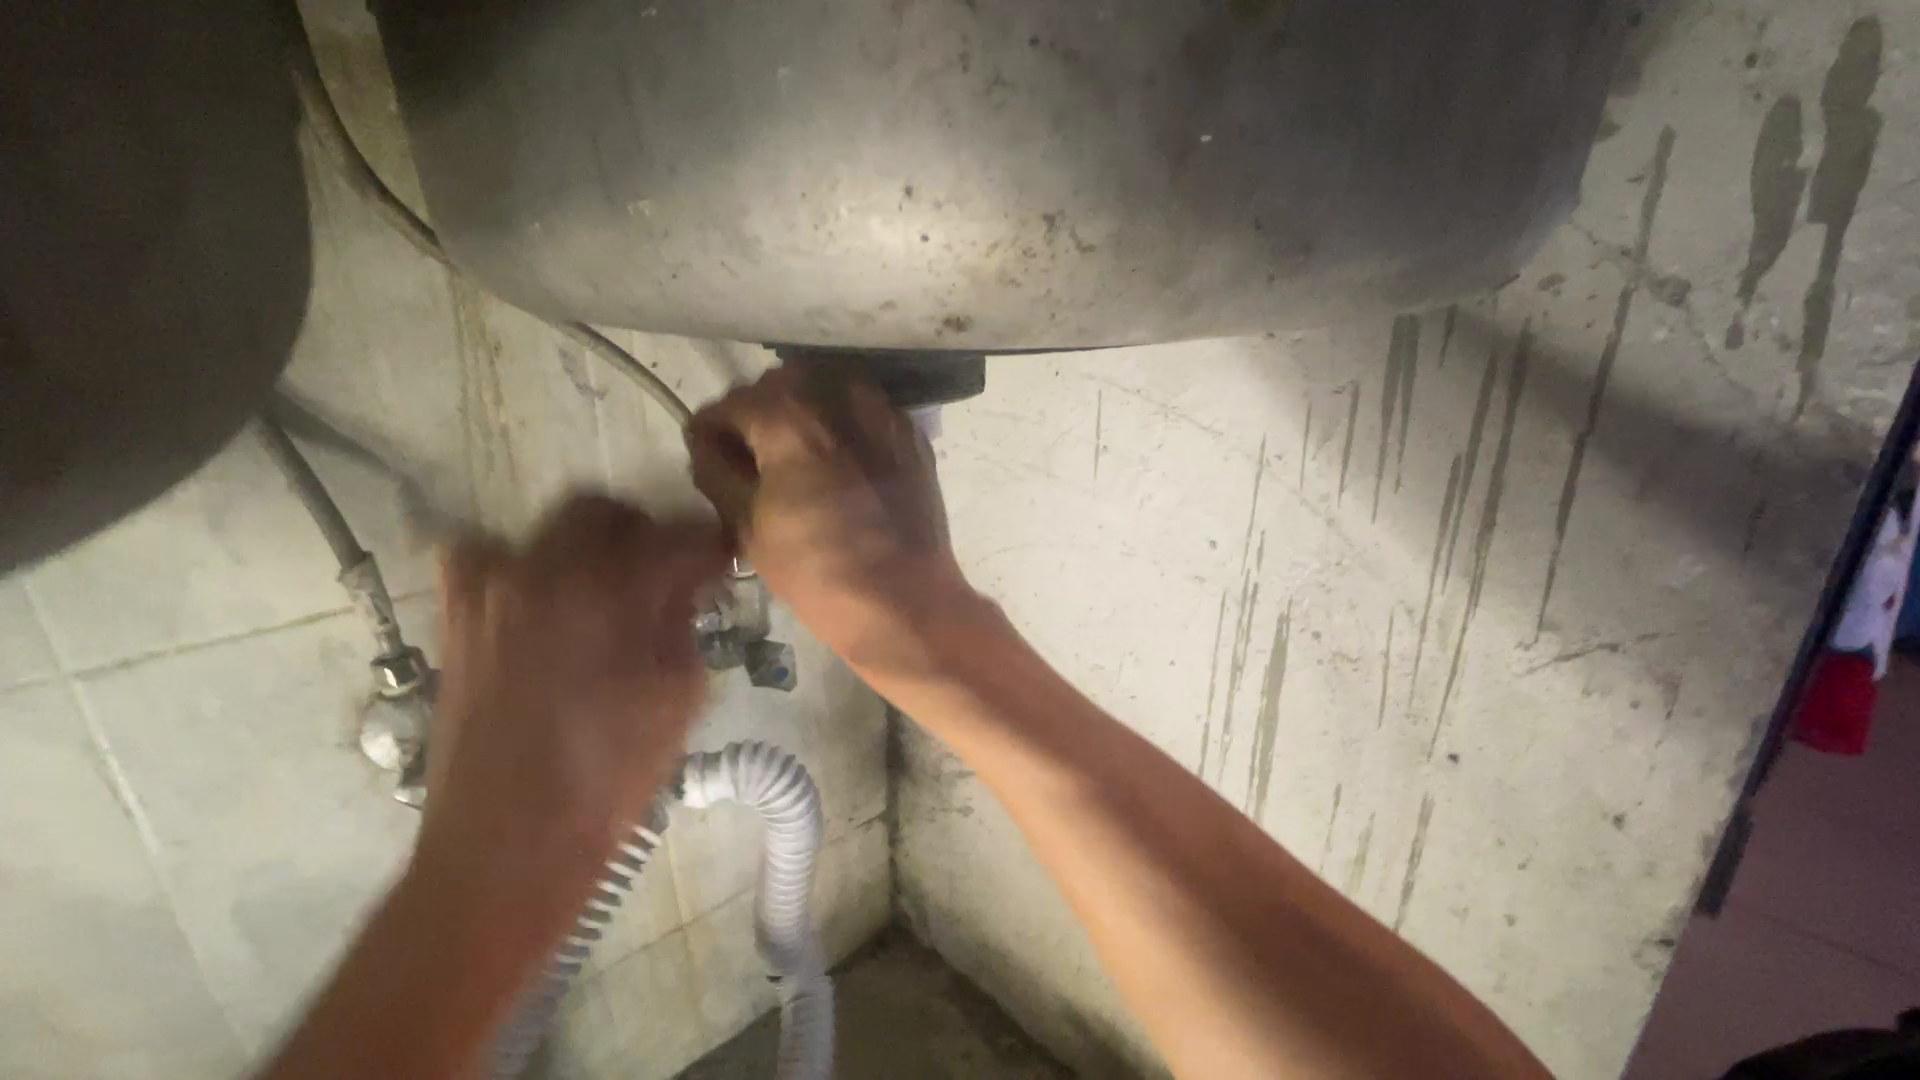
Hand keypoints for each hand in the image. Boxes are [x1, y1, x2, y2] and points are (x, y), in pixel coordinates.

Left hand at [419, 495, 727, 892]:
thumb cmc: (611, 778)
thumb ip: (682, 624)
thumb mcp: (677, 698)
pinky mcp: (457, 619)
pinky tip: (538, 600)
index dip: (709, 545)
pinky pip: (483, 558)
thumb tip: (687, 585)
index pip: (675, 538)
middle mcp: (545, 574)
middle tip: (668, 572)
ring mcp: (491, 592)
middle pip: (604, 512)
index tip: (724, 561)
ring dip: (588, 547)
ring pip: (547, 530)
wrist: (509, 844)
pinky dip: (517, 565)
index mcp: (611, 595)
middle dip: (645, 533)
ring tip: (606, 589)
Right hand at [686, 366, 980, 669]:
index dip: (710, 434)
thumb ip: (717, 472)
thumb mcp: (747, 526)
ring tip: (799, 462)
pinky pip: (864, 412)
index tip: (709, 464)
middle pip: (778, 386)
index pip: (728, 404)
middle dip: (757, 416)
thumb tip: (708, 445)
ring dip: (803, 415)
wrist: (903, 598)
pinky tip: (842, 466)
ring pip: (825, 390)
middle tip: (753, 462)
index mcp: (787, 416)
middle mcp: (836, 396)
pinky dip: (844, 427)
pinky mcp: (910, 434)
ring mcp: (882, 412)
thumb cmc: (816, 569)